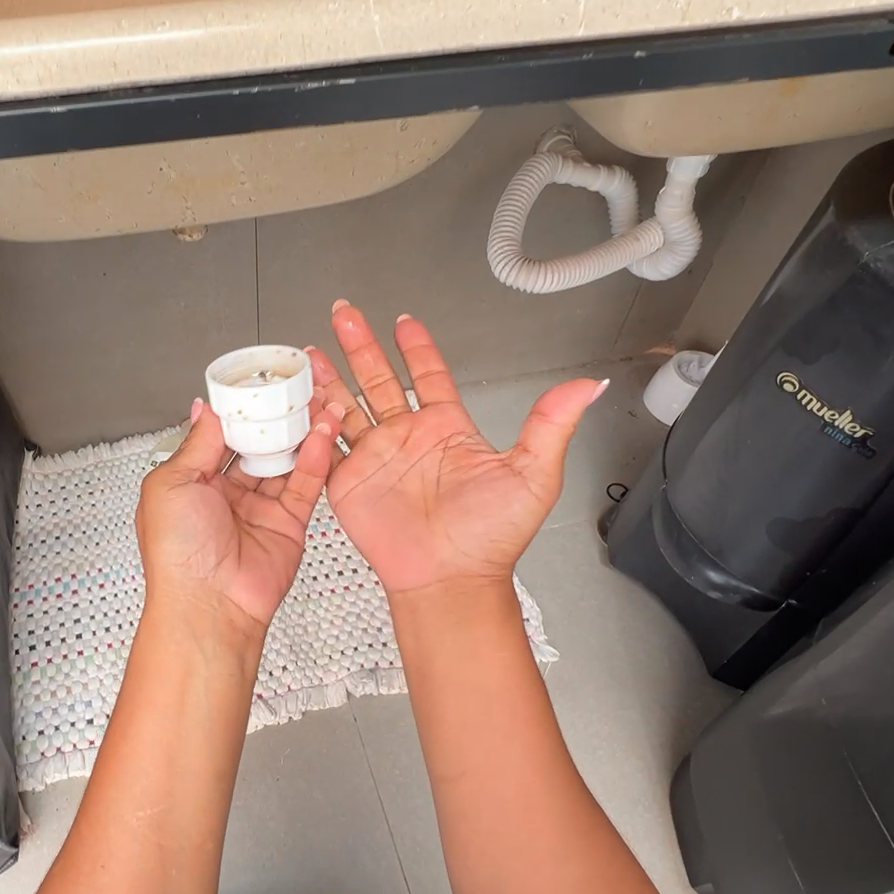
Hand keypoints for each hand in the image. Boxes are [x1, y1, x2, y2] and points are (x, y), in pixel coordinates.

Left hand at [137, 397, 339, 630]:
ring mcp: (260, 508)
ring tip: (319, 401)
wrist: (207, 605)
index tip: (258, 384)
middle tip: (296, 388)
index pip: (221, 436)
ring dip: (301, 431)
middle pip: (258, 445)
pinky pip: (304, 484)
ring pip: (285, 460)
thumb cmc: (177, 553)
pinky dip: (315, 457)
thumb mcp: (171, 483)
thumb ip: (197, 444)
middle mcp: (227, 494)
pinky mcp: (289, 523)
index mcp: (193, 482)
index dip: (241, 411)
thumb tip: (206, 409)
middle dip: (277, 417)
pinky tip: (323, 431)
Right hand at [309, 301, 607, 595]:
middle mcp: (408, 437)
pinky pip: (329, 444)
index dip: (417, 348)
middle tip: (346, 314)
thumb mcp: (534, 475)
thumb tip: (589, 386)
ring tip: (313, 349)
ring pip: (348, 404)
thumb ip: (551, 424)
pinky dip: (316, 420)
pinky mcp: (350, 481)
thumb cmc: (490, 538)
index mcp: (446, 429)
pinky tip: (304, 396)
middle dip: (361, 344)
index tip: (406, 323)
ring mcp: (377, 457)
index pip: (429, 375)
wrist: (450, 579)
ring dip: (331, 376)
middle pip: (378, 378)